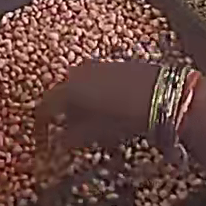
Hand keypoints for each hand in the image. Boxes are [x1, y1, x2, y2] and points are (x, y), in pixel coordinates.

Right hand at [35, 60, 160, 149]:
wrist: (162, 94)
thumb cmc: (124, 116)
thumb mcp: (97, 131)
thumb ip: (75, 135)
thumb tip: (60, 141)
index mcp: (69, 87)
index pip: (47, 105)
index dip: (43, 122)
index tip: (43, 136)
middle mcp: (80, 72)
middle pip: (64, 92)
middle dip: (63, 111)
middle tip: (66, 130)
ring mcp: (99, 66)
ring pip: (81, 84)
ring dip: (80, 102)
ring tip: (88, 122)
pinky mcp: (117, 64)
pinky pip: (97, 80)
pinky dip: (96, 94)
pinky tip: (106, 109)